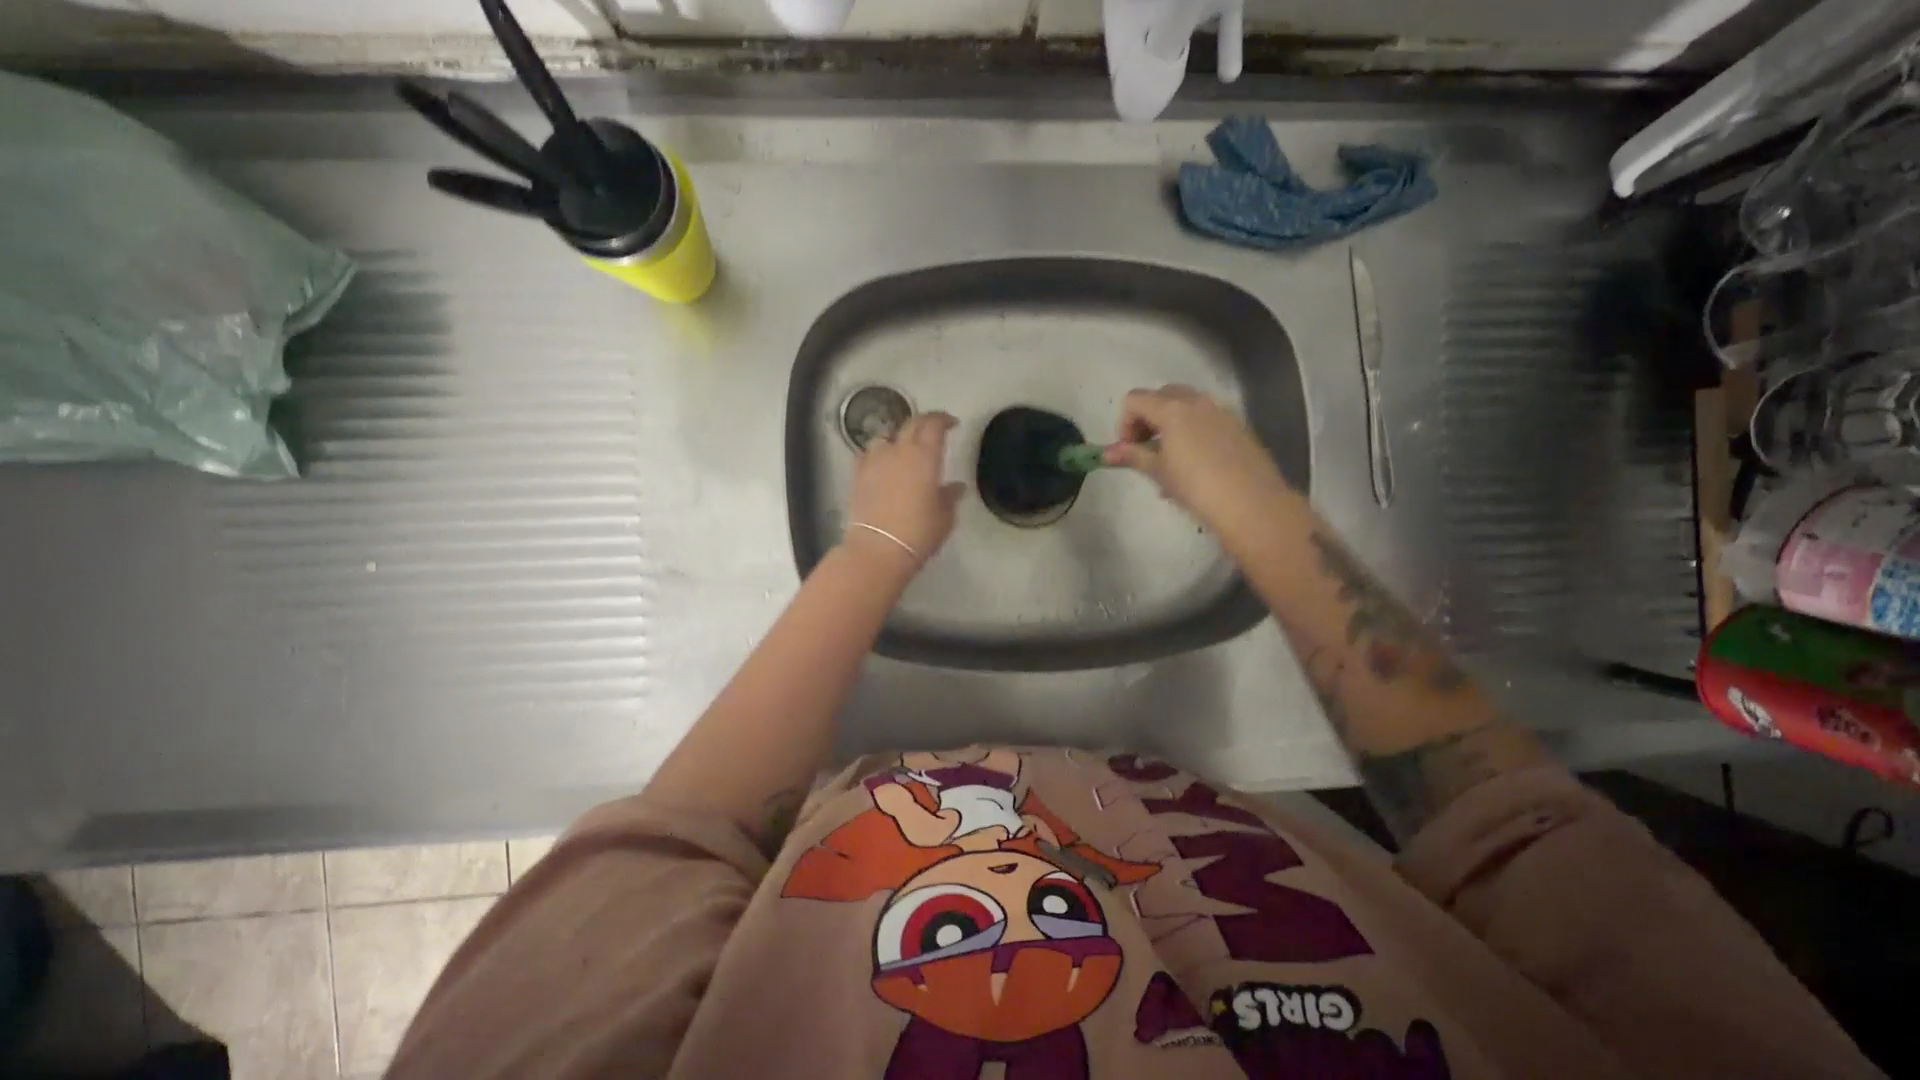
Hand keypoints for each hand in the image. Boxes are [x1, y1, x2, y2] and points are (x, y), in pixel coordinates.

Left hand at [845, 411, 964, 568]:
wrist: (878, 548)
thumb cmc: (918, 533)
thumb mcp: (944, 517)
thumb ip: (949, 497)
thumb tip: (956, 487)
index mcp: (925, 456)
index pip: (934, 425)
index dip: (944, 420)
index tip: (952, 423)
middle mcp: (899, 451)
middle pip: (911, 424)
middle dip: (924, 422)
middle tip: (933, 429)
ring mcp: (875, 461)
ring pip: (885, 437)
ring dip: (897, 438)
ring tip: (903, 448)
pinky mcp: (858, 475)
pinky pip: (867, 454)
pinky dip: (876, 454)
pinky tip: (881, 464)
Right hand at [1105, 386, 1291, 535]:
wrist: (1250, 503)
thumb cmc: (1196, 486)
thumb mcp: (1159, 471)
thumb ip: (1132, 456)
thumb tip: (1105, 453)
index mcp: (1173, 408)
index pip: (1135, 400)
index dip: (1125, 423)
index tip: (1129, 449)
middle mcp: (1197, 401)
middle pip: (1162, 396)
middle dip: (1148, 418)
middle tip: (1146, 449)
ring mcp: (1221, 411)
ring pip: (1187, 405)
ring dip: (1171, 423)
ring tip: (1171, 458)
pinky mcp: (1238, 425)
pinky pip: (1207, 418)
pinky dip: (1193, 430)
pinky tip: (1197, 463)